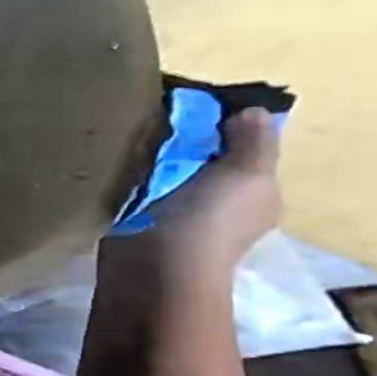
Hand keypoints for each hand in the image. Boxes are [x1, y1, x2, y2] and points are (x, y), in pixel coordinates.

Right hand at [139, 107, 282, 273]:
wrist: (155, 269)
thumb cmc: (208, 220)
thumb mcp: (247, 174)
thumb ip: (254, 141)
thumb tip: (252, 112)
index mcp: (256, 194)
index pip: (244, 148)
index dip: (224, 125)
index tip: (194, 106)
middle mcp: (222, 204)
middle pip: (203, 156)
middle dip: (185, 139)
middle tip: (158, 116)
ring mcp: (181, 213)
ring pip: (169, 170)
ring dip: (155, 155)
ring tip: (133, 134)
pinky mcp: (142, 219)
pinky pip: (139, 185)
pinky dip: (132, 174)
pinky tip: (120, 162)